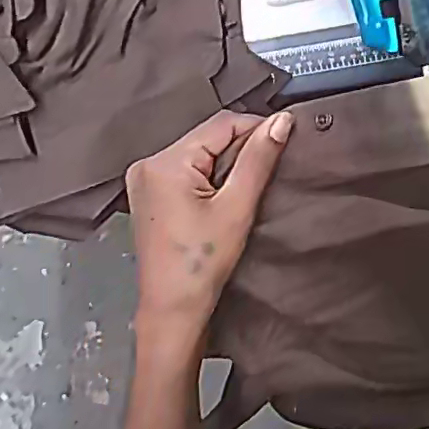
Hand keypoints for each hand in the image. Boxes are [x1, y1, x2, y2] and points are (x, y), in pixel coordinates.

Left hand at [126, 110, 293, 335]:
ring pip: (199, 152)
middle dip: (241, 148)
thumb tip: (281, 121)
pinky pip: (187, 169)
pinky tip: (225, 196)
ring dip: (227, 162)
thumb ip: (258, 159)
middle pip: (208, 137)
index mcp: (165, 162)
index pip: (221, 124)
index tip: (284, 141)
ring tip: (249, 185)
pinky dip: (210, 176)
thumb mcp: (237, 206)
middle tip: (269, 168)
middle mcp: (148, 164)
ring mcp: (145, 179)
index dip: (257, 128)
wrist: (173, 307)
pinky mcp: (149, 194)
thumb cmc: (203, 263)